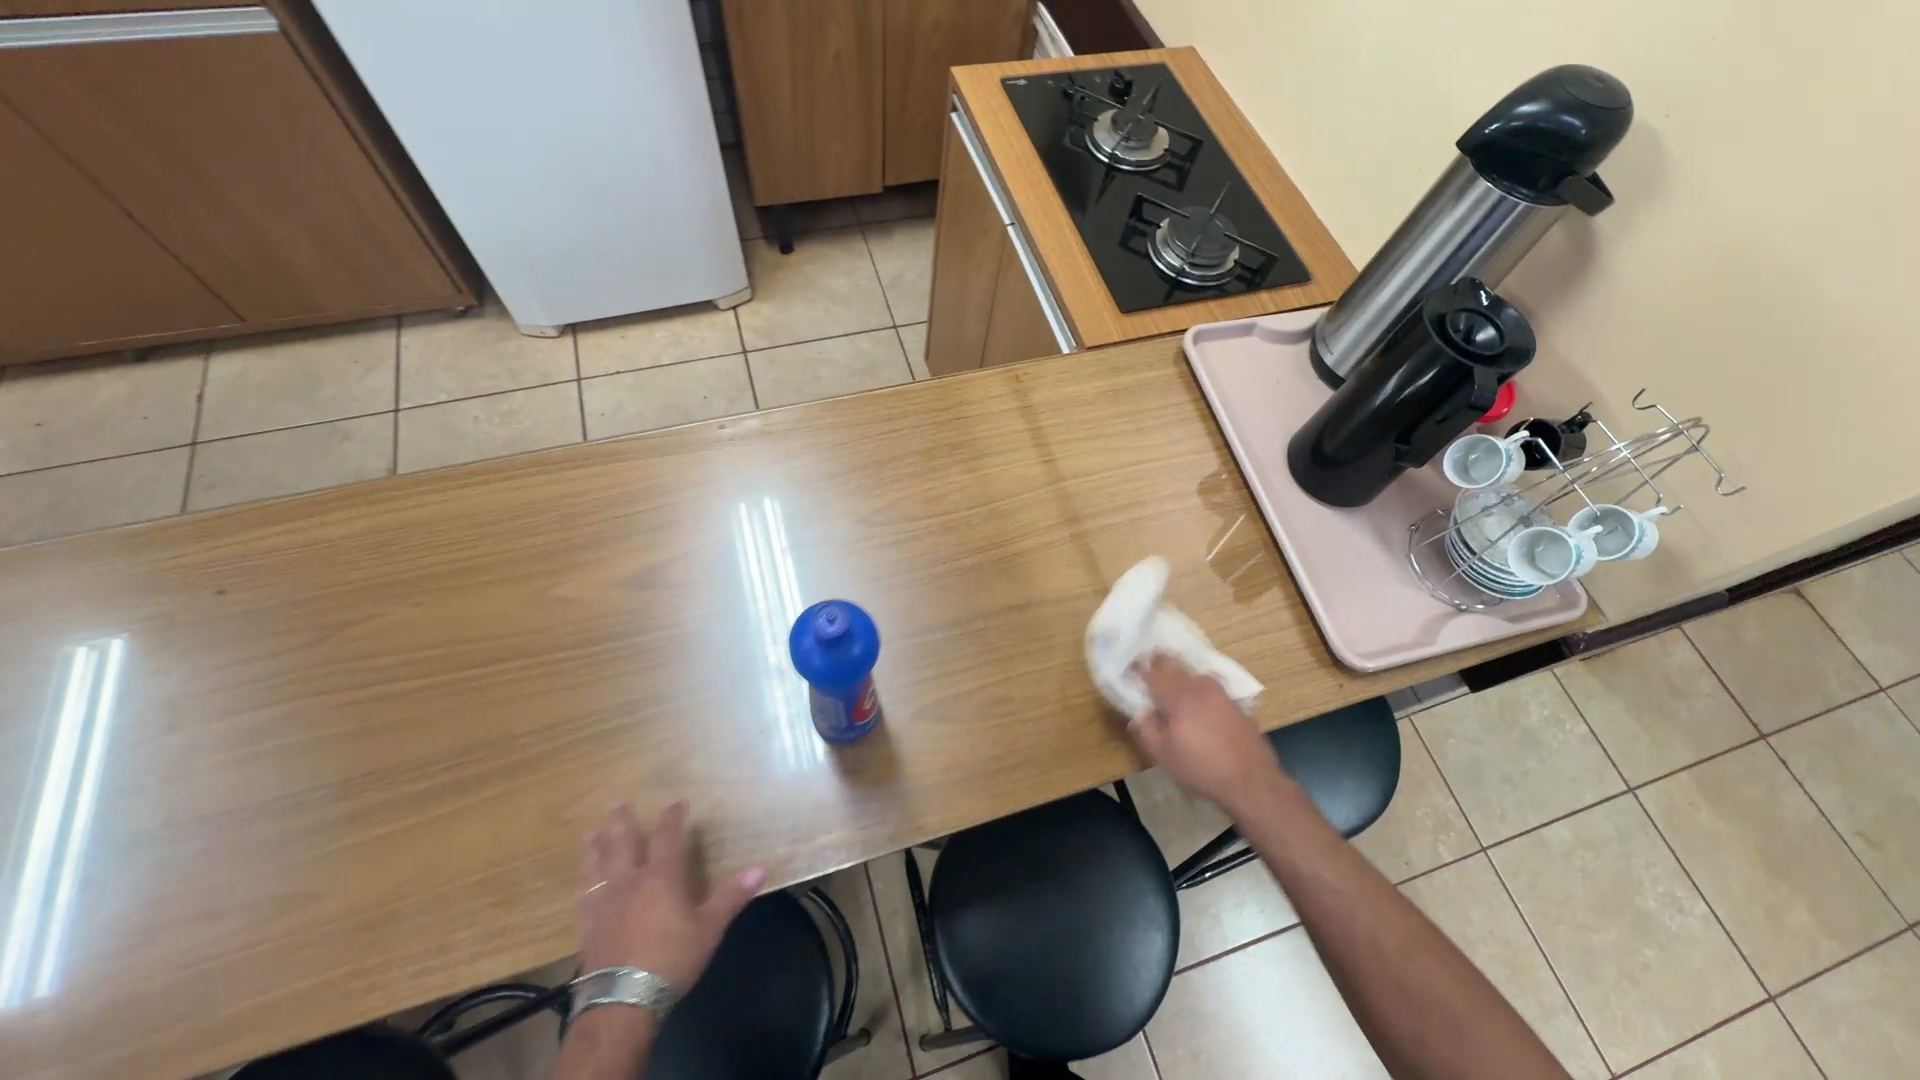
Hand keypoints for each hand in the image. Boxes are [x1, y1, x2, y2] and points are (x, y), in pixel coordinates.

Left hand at [576, 802, 765, 988]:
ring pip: (597, 866)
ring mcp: (604, 903)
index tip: (677, 803)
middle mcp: (629, 882)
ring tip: (591, 833)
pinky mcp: (588, 926)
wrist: (623, 999)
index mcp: (661, 878)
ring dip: (595, 847)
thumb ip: (732, 897)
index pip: (667, 837)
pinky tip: (583, 884)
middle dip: (622, 822)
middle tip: (617, 804)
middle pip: (622, 844)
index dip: (673, 817)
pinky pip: (583, 898)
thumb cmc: (672, 959)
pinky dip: (584, 885)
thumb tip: (760, 869)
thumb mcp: (709, 929)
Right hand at [1128, 653, 1287, 811]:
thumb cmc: (1201, 767)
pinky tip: (1200, 709)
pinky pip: (1211, 691)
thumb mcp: (1163, 754)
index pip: (1154, 673)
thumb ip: (1146, 730)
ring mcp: (1222, 694)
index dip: (1140, 669)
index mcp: (1178, 695)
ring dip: (1183, 679)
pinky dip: (1200, 693)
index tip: (1131, 669)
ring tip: (1175, 690)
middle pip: (1176, 668)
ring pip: (1196, 677)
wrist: (1251, 780)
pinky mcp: (1237, 706)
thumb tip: (1140, 714)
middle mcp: (1201, 687)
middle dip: (1161, 666)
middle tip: (1150, 670)